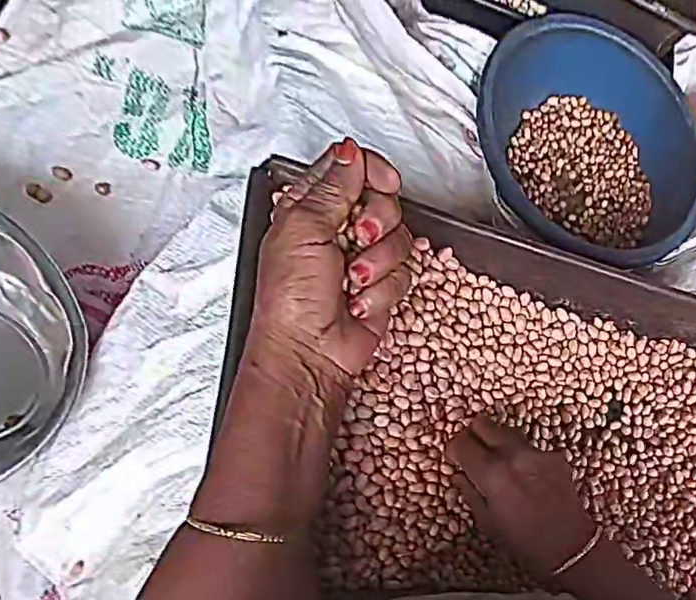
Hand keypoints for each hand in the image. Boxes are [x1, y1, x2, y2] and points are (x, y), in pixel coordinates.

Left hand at [248, 138, 414, 383]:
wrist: (309, 349)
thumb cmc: (292, 298)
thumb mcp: (304, 227)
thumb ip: (333, 187)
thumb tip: (352, 153)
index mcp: (313, 206)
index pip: (353, 170)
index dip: (372, 171)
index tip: (382, 182)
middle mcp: (342, 231)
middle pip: (385, 203)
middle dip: (378, 222)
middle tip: (358, 237)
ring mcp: (365, 260)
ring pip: (400, 241)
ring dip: (378, 263)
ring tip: (353, 281)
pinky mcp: (383, 289)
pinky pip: (404, 277)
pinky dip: (382, 292)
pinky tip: (359, 302)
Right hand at [447, 417, 599, 576]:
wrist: (570, 545)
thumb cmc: (524, 541)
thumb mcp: (488, 522)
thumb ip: (470, 492)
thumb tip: (459, 474)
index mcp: (492, 473)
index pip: (462, 443)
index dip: (454, 449)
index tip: (454, 458)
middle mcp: (515, 455)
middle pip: (484, 425)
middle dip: (474, 436)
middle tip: (472, 453)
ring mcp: (538, 453)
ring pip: (508, 433)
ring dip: (498, 443)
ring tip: (497, 465)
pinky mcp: (556, 457)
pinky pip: (530, 448)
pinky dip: (521, 456)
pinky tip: (523, 476)